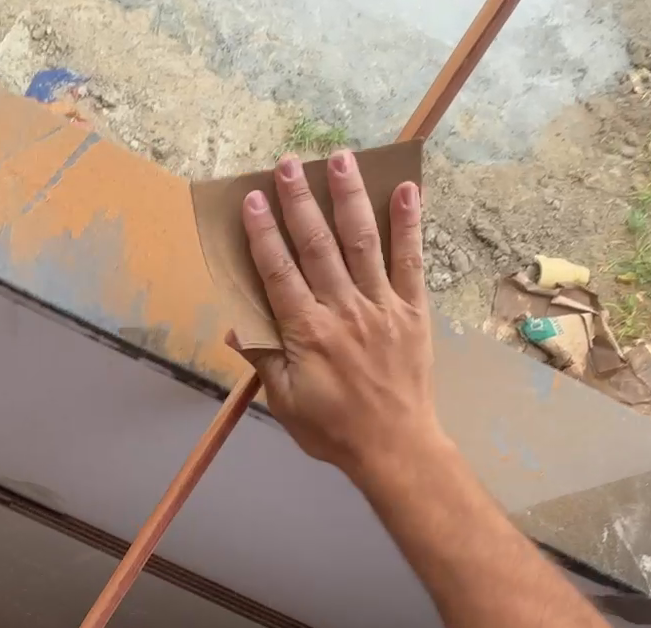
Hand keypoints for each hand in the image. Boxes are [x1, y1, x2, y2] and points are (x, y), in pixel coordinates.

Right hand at [228, 151, 444, 481]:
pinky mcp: (413, 311)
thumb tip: (237, 326)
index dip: (264, 234)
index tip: (253, 200)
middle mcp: (343, 310)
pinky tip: (405, 190)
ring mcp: (381, 306)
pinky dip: (408, 225)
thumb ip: (263, 359)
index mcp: (306, 333)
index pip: (279, 273)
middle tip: (289, 163)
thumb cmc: (331, 429)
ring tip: (339, 159)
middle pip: (317, 246)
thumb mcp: (284, 401)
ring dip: (349, 198)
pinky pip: (411, 261)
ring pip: (362, 242)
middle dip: (300, 201)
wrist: (393, 446)